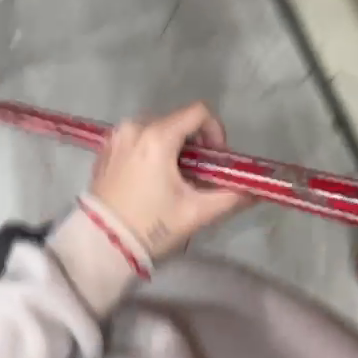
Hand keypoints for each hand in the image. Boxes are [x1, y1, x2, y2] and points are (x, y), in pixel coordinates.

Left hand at [88, 103, 252, 258]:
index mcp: (157, 136)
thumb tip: (255, 190)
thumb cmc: (151, 226)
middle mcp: (135, 126)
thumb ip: (230, 197)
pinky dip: (151, 149)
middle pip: (177, 120)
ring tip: (176, 179)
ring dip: (173, 146)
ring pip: (157, 128)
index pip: (198, 112)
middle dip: (194, 142)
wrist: (102, 245)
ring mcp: (117, 135)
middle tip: (199, 173)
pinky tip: (152, 179)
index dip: (215, 132)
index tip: (216, 159)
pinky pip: (137, 137)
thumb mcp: (195, 213)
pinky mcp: (106, 147)